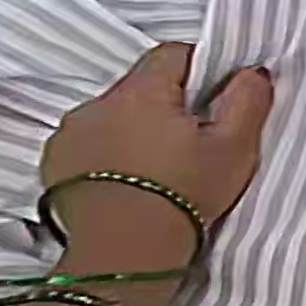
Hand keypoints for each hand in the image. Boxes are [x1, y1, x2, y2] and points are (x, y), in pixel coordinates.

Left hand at [41, 43, 273, 258]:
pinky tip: (139, 173)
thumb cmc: (188, 190)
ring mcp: (68, 135)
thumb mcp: (237, 144)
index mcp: (141, 94)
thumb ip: (248, 98)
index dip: (204, 66)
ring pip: (118, 112)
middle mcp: (96, 105)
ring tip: (170, 157)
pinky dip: (117, 147)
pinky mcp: (54, 163)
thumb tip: (251, 71)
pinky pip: (93, 138)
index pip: (173, 53)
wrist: (125, 251)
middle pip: (144, 83)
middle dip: (174, 98)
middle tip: (204, 131)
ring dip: (143, 123)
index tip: (224, 93)